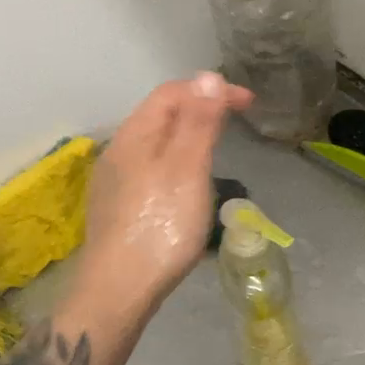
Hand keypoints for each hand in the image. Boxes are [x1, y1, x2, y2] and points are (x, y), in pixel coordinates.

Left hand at [8, 74, 249, 364]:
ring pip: (155, 143)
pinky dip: (176, 160)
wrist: (121, 287)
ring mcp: (115, 181)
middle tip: (235, 120)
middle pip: (160, 115)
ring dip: (187, 135)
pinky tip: (187, 184)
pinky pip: (151, 167)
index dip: (210, 90)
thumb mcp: (189, 169)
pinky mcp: (119, 207)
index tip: (249, 103)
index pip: (172, 94)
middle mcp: (119, 151)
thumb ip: (199, 123)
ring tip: (216, 148)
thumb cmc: (162, 226)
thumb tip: (208, 76)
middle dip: (198, 108)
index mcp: (136, 137)